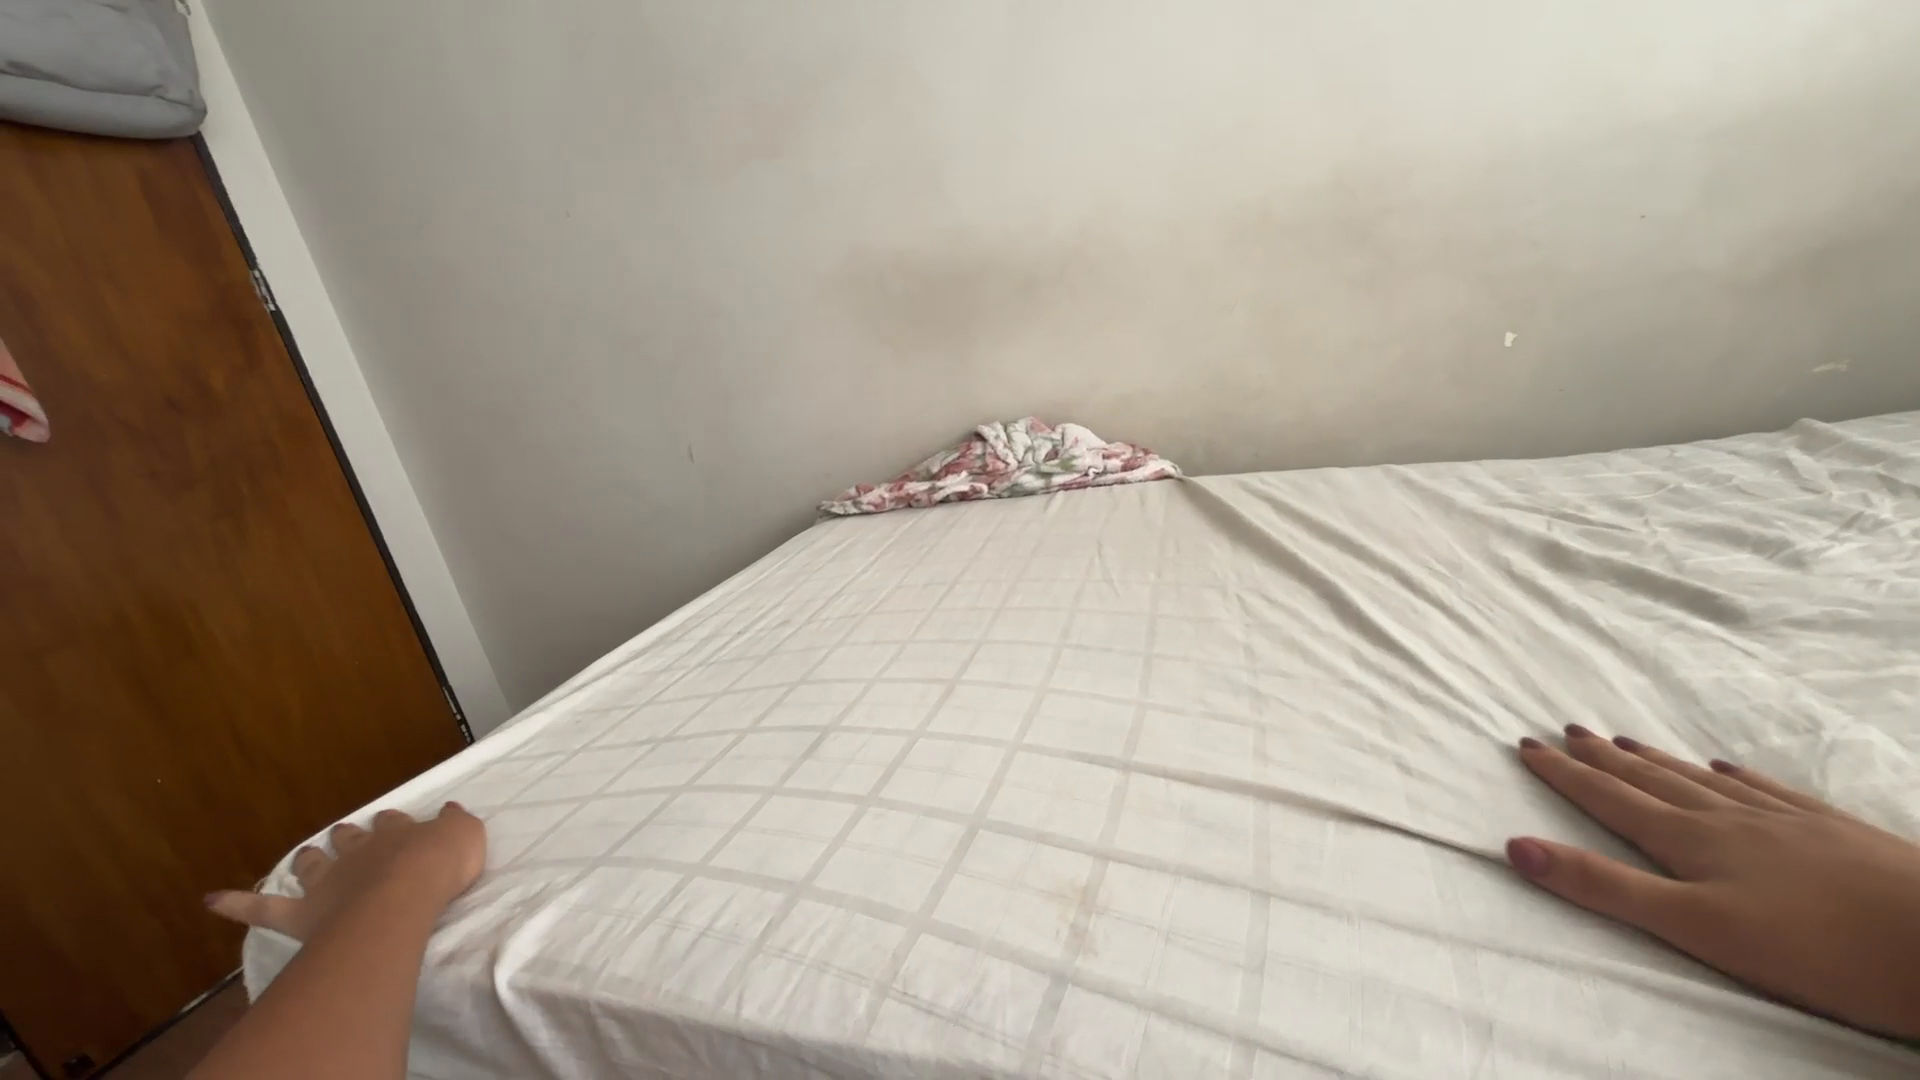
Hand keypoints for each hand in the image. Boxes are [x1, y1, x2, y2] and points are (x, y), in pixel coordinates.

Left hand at [207, 803, 484, 941]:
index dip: (391, 822)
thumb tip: (449, 810)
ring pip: (312, 866)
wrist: (404, 896)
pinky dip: (235, 904)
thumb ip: (456, 823)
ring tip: (304, 855)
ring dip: (308, 859)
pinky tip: (210, 900)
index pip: (392, 822)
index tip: (392, 822)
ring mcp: (328, 881)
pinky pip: (261, 910)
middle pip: (350, 839)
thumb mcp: (466, 835)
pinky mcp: (301, 913)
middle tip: (344, 832)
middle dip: (347, 835)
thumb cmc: (441, 866)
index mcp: (397, 834)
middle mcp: (360, 852)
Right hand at [1510, 726, 1919, 1037]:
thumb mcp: (1696, 927)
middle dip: (1602, 758)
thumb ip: (1603, 887)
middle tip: (1568, 729)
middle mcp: (1726, 820)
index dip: (1563, 773)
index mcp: (1688, 841)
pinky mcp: (1838, 833)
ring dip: (1657, 761)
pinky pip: (1769, 792)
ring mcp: (1786, 822)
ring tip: (1624, 741)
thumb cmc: (1819, 948)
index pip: (1607, 798)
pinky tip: (1727, 768)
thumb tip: (1515, 846)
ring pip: (1701, 781)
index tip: (1527, 744)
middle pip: (1649, 781)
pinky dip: (1736, 778)